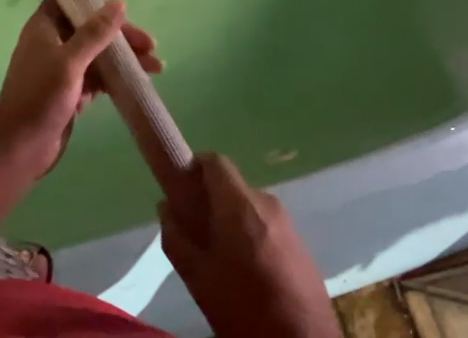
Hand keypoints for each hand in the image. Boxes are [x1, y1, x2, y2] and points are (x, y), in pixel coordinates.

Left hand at [0, 0, 161, 178]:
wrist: (20, 148)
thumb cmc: (40, 97)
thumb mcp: (70, 62)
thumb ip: (94, 33)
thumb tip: (119, 3)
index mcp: (44, 28)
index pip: (70, 2)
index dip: (94, 3)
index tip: (122, 10)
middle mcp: (52, 43)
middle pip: (90, 29)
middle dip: (120, 36)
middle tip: (150, 46)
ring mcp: (61, 69)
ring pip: (97, 55)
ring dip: (123, 59)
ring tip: (155, 67)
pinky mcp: (70, 92)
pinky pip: (97, 78)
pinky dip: (116, 79)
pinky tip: (138, 82)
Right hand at [158, 153, 341, 337]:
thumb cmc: (244, 307)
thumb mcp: (198, 278)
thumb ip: (176, 238)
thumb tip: (166, 207)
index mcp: (239, 205)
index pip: (215, 161)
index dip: (194, 168)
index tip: (181, 191)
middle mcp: (266, 203)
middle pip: (231, 184)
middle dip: (210, 199)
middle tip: (196, 230)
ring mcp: (288, 222)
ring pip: (248, 205)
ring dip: (230, 218)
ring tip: (220, 254)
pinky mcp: (300, 241)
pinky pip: (265, 222)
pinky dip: (250, 232)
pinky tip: (245, 267)